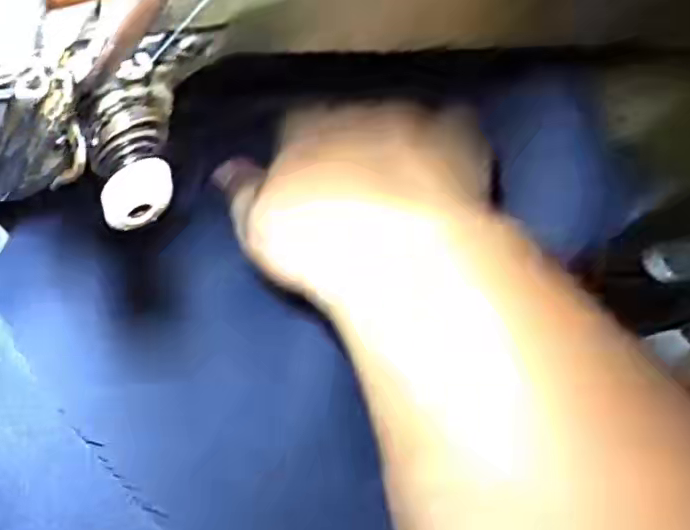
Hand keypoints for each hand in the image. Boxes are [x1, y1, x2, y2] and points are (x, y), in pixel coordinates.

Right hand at [214, 104, 493, 308]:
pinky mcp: (464, 142)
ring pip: (390, 127)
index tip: (282, 176)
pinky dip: (426, 158)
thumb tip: (226, 169)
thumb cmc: (314, 244)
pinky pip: (440, 140)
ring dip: (380, 150)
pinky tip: (417, 188)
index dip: (285, 150)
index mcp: (304, 130)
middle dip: (335, 146)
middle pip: (343, 121)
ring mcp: (415, 124)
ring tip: (371, 192)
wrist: (402, 257)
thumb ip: (243, 193)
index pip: (289, 125)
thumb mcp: (257, 227)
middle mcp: (360, 113)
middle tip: (327, 188)